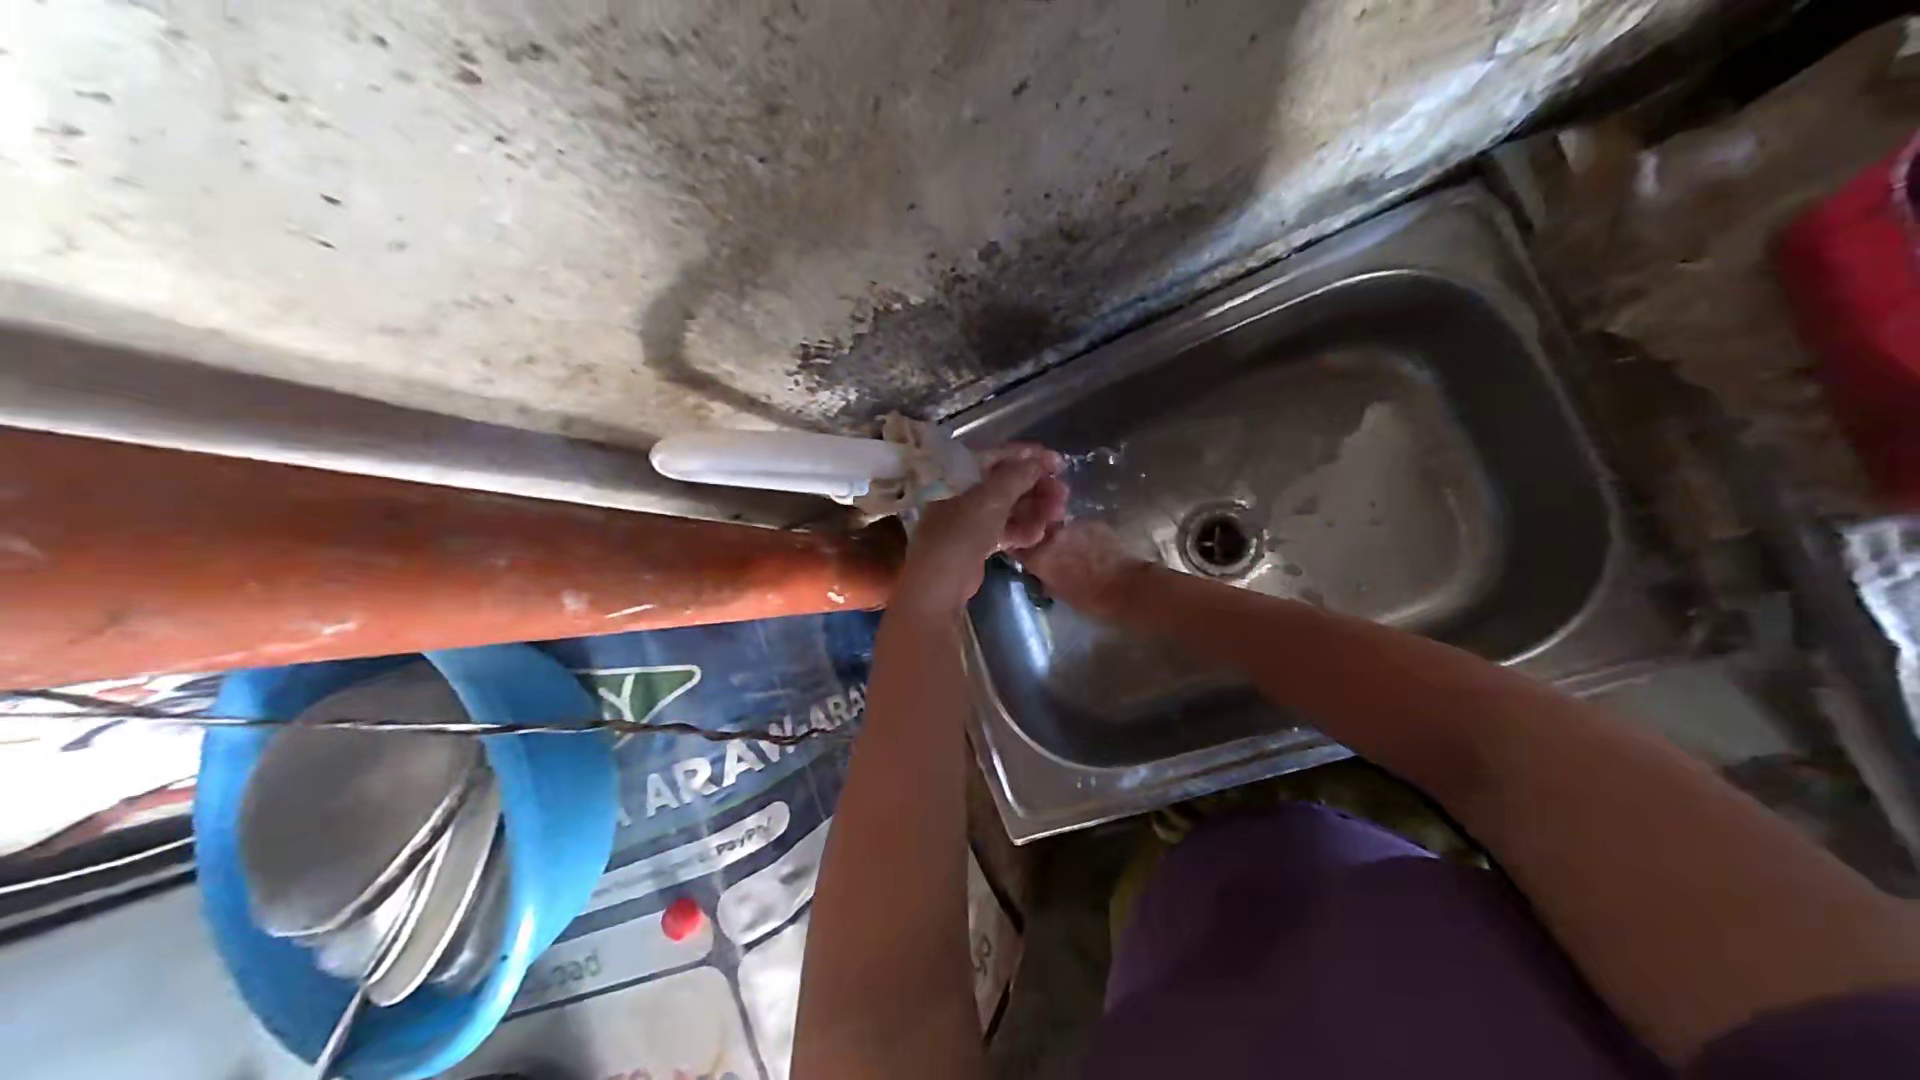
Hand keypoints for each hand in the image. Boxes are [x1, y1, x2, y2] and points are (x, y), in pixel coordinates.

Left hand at [894, 444, 1068, 614]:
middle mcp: (961, 494)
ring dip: (1034, 510)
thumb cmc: (960, 534)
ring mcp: (967, 520)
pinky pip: (1003, 530)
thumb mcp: (991, 500)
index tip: (1057, 462)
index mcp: (956, 476)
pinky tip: (1038, 535)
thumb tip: (1036, 460)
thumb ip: (1016, 476)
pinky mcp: (976, 544)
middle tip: (1063, 494)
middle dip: (1036, 488)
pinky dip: (1021, 530)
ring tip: (1058, 516)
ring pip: (1007, 508)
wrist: (939, 586)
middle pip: (1005, 483)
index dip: (1028, 457)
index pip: (996, 456)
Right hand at [1017, 520, 1148, 618]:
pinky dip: (1076, 532)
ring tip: (1064, 544)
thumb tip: (1037, 564)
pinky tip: (1084, 543)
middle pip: (1034, 527)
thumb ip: (1041, 572)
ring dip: (1055, 532)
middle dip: (1033, 533)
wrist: (1126, 586)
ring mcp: (1072, 524)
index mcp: (1038, 555)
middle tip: (1037, 543)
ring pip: (1055, 524)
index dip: (1013, 543)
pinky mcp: (1091, 520)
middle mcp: (1050, 534)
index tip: (1013, 546)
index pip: (1014, 543)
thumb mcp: (1055, 589)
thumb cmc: (1089, 598)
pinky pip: (1076, 525)